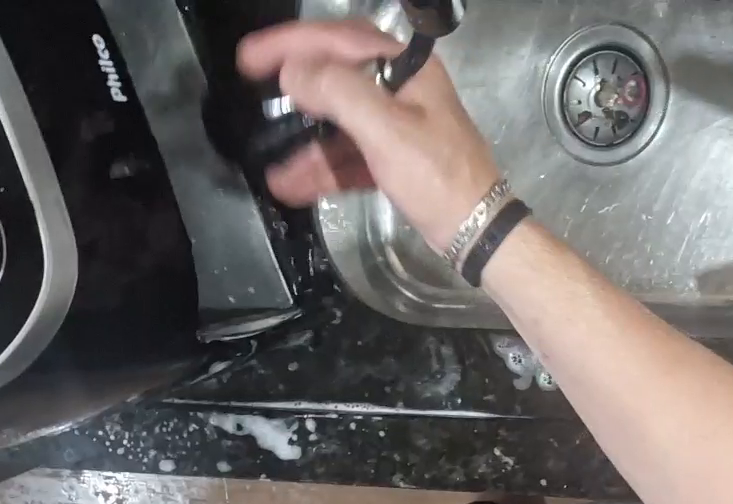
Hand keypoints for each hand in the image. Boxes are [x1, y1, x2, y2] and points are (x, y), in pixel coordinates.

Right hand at [238, 19, 503, 252]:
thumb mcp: (388, 131)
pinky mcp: (398, 165)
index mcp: (406, 69)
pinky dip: (327, 171)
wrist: (479, 234)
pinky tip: (296, 185)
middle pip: (338, 82)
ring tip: (272, 166)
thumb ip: (339, 93)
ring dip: (307, 147)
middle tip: (255, 93)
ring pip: (342, 128)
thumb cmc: (440, 179)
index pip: (340, 41)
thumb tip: (294, 72)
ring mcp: (400, 130)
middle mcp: (403, 92)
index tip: (252, 57)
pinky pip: (354, 159)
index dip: (292, 44)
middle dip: (296, 94)